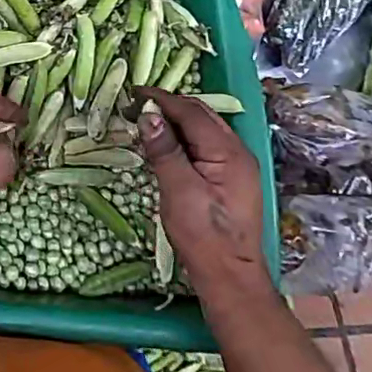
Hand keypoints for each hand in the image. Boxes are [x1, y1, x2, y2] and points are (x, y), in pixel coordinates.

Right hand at [134, 87, 268, 295]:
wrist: (230, 276)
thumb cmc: (203, 236)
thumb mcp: (179, 191)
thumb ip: (165, 151)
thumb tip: (148, 116)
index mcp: (228, 152)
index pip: (191, 113)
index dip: (162, 100)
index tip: (133, 94)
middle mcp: (237, 152)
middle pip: (201, 115)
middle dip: (169, 105)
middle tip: (136, 106)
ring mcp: (236, 165)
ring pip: (203, 128)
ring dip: (176, 119)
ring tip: (147, 120)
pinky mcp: (230, 178)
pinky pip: (204, 144)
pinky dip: (183, 136)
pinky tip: (166, 143)